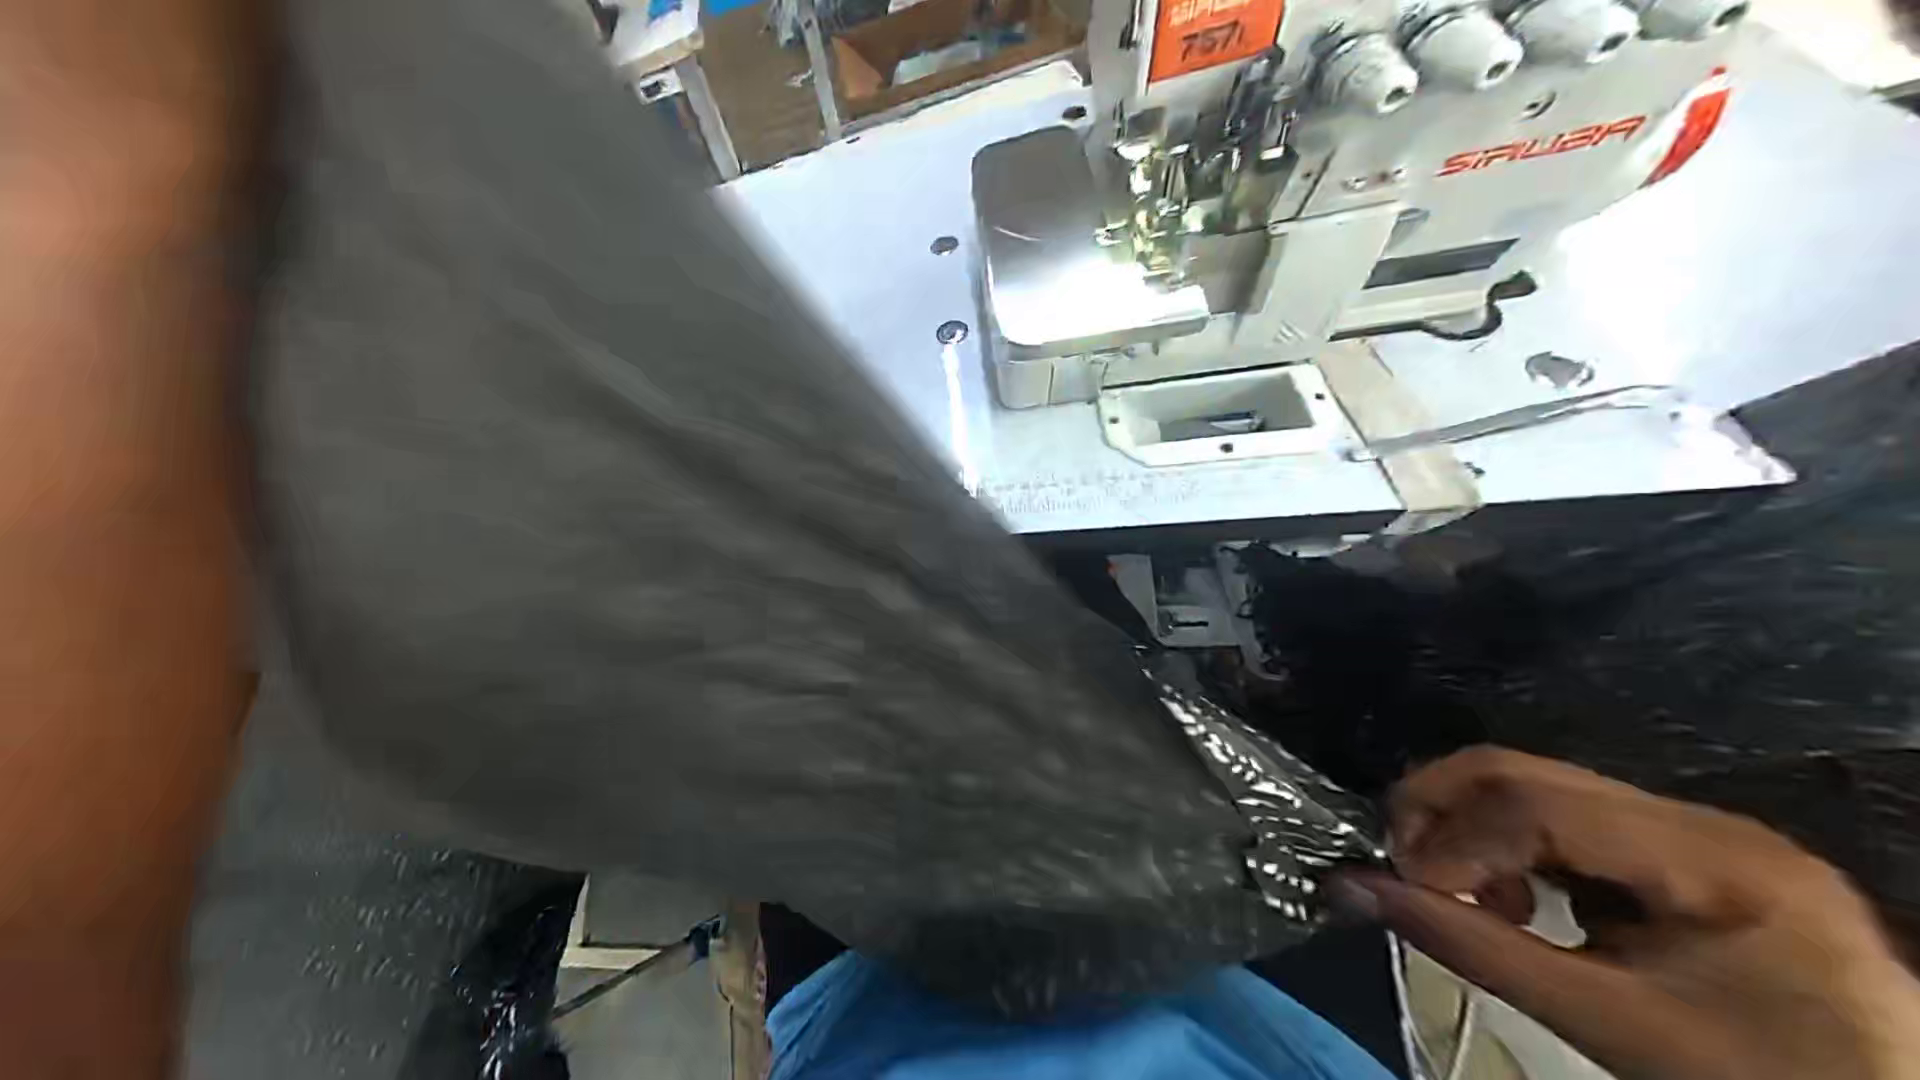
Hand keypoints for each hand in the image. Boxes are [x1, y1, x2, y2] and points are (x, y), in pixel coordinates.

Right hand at [1332, 747, 1919, 1079]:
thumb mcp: (1609, 1026)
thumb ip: (1469, 947)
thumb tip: (1350, 887)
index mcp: (1710, 858)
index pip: (1535, 805)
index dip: (1451, 841)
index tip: (1409, 893)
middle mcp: (1698, 818)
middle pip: (1521, 771)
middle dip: (1439, 811)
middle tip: (1408, 870)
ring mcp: (1690, 827)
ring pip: (1529, 783)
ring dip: (1468, 827)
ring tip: (1464, 895)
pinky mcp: (1675, 847)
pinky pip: (1557, 816)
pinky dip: (1507, 845)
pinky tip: (1516, 901)